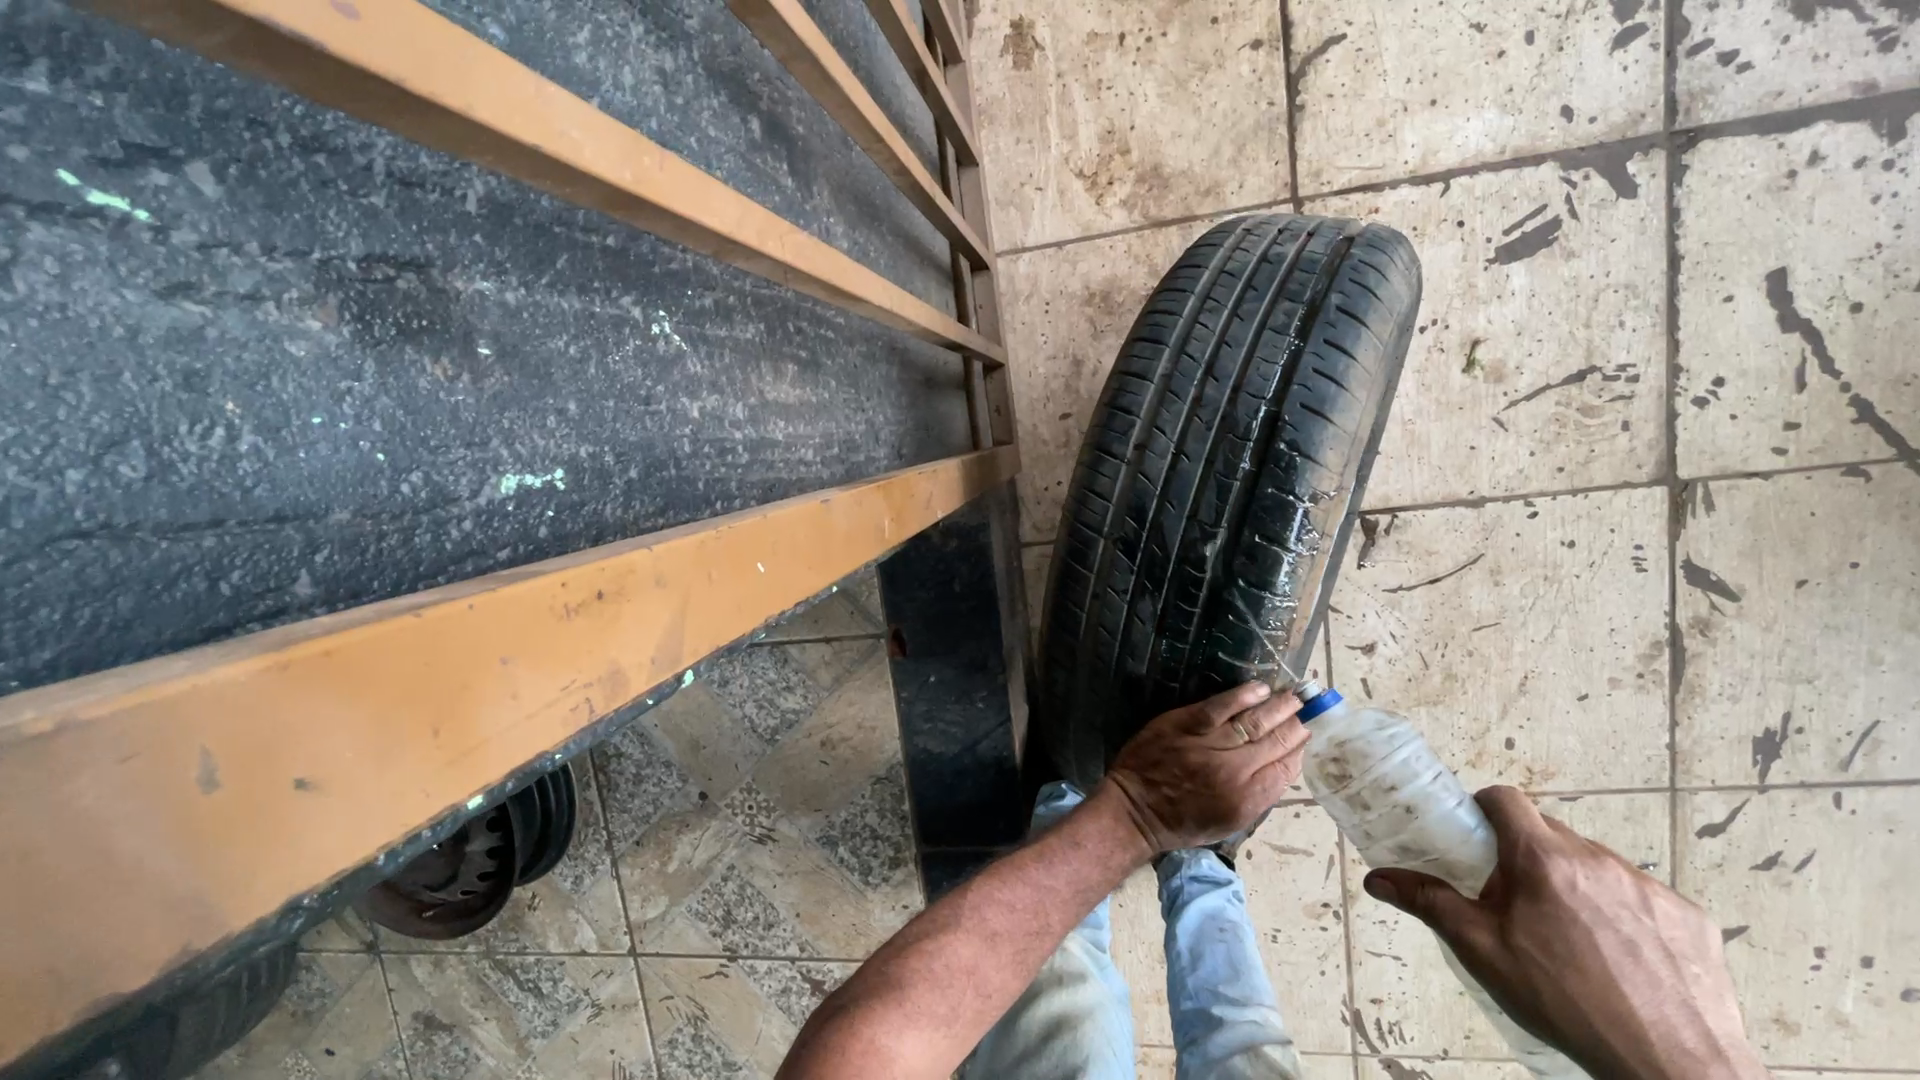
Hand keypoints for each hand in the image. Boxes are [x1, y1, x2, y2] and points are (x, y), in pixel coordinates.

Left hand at [1100, 681, 1308, 852]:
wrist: (1135, 811)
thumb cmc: (1182, 822)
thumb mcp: (1230, 822)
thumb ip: (1259, 795)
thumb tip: (1283, 764)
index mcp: (1247, 800)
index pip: (1286, 768)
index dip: (1300, 748)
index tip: (1308, 733)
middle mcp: (1234, 772)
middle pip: (1276, 741)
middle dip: (1296, 723)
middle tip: (1308, 707)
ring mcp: (1209, 745)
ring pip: (1254, 721)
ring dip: (1277, 705)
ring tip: (1292, 695)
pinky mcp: (1185, 724)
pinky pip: (1220, 706)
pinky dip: (1243, 695)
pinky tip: (1260, 688)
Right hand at [1363, 787, 1767, 1079]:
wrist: (1673, 1066)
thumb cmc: (1563, 1002)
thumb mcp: (1483, 953)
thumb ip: (1431, 904)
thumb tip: (1376, 878)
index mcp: (1542, 859)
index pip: (1505, 799)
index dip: (1484, 809)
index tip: (1475, 839)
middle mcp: (1597, 859)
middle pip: (1550, 832)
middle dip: (1527, 854)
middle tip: (1515, 898)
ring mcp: (1650, 887)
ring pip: (1596, 865)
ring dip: (1574, 883)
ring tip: (1570, 936)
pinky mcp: (1691, 916)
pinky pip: (1642, 897)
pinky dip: (1623, 913)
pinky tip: (1622, 958)